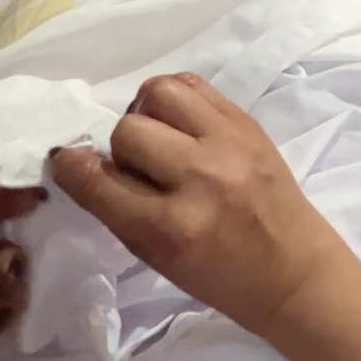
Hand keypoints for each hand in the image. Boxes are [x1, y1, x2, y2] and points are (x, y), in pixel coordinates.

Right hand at [49, 72, 356, 336]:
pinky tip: (181, 123)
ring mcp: (230, 143)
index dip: (72, 167)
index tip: (67, 161)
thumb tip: (83, 162)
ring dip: (147, 113)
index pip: (99, 180)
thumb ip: (118, 210)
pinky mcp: (249, 124)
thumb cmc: (220, 276)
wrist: (293, 269)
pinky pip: (193, 84)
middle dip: (121, 148)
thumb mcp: (157, 259)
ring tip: (160, 136)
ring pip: (159, 92)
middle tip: (139, 166)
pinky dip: (176, 100)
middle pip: (128, 129)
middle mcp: (200, 178)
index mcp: (171, 228)